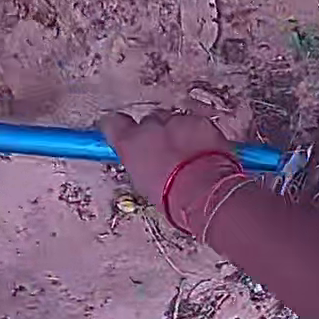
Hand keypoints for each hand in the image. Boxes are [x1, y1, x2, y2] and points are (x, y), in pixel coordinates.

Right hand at [98, 109, 239, 228]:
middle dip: (156, 134)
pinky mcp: (201, 121)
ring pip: (174, 121)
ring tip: (187, 157)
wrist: (204, 192)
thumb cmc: (172, 198)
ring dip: (178, 134)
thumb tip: (142, 164)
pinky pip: (197, 123)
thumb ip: (139, 164)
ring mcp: (176, 121)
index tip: (122, 134)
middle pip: (149, 121)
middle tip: (164, 154)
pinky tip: (205, 153)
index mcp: (129, 142)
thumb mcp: (143, 184)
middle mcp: (150, 126)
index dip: (119, 128)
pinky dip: (200, 134)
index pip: (113, 124)